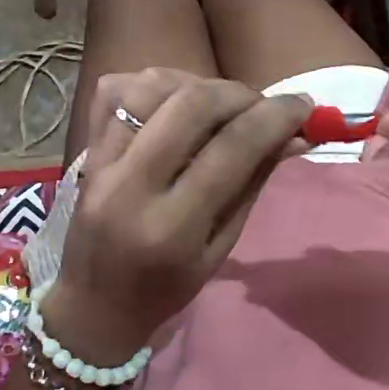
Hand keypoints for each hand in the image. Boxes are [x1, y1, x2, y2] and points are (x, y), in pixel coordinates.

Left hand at [44, 69, 311, 360]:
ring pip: (152, 86)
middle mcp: (131, 186)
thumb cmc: (166, 289)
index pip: (232, 148)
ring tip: (222, 105)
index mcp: (172, 227)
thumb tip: (294, 136)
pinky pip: (115, 91)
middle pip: (192, 105)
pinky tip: (176, 100)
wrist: (92, 305)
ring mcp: (101, 163)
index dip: (275, 117)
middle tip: (264, 106)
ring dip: (199, 84)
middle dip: (241, 94)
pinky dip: (154, 84)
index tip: (303, 106)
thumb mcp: (220, 248)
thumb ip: (253, 184)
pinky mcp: (85, 150)